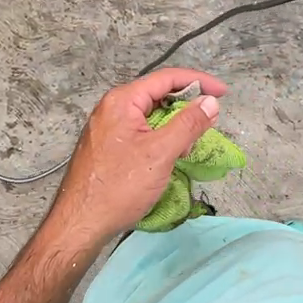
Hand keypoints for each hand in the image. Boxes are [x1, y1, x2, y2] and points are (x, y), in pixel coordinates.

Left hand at [39, 67, 227, 255]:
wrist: (79, 224)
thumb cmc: (118, 187)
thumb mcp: (160, 153)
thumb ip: (187, 124)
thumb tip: (210, 102)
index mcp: (122, 100)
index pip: (166, 79)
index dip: (198, 82)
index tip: (223, 92)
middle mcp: (112, 107)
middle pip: (157, 95)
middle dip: (186, 106)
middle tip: (209, 122)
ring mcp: (107, 126)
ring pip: (150, 115)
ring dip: (174, 125)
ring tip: (190, 144)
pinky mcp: (107, 145)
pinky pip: (140, 131)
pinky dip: (160, 137)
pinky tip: (170, 155)